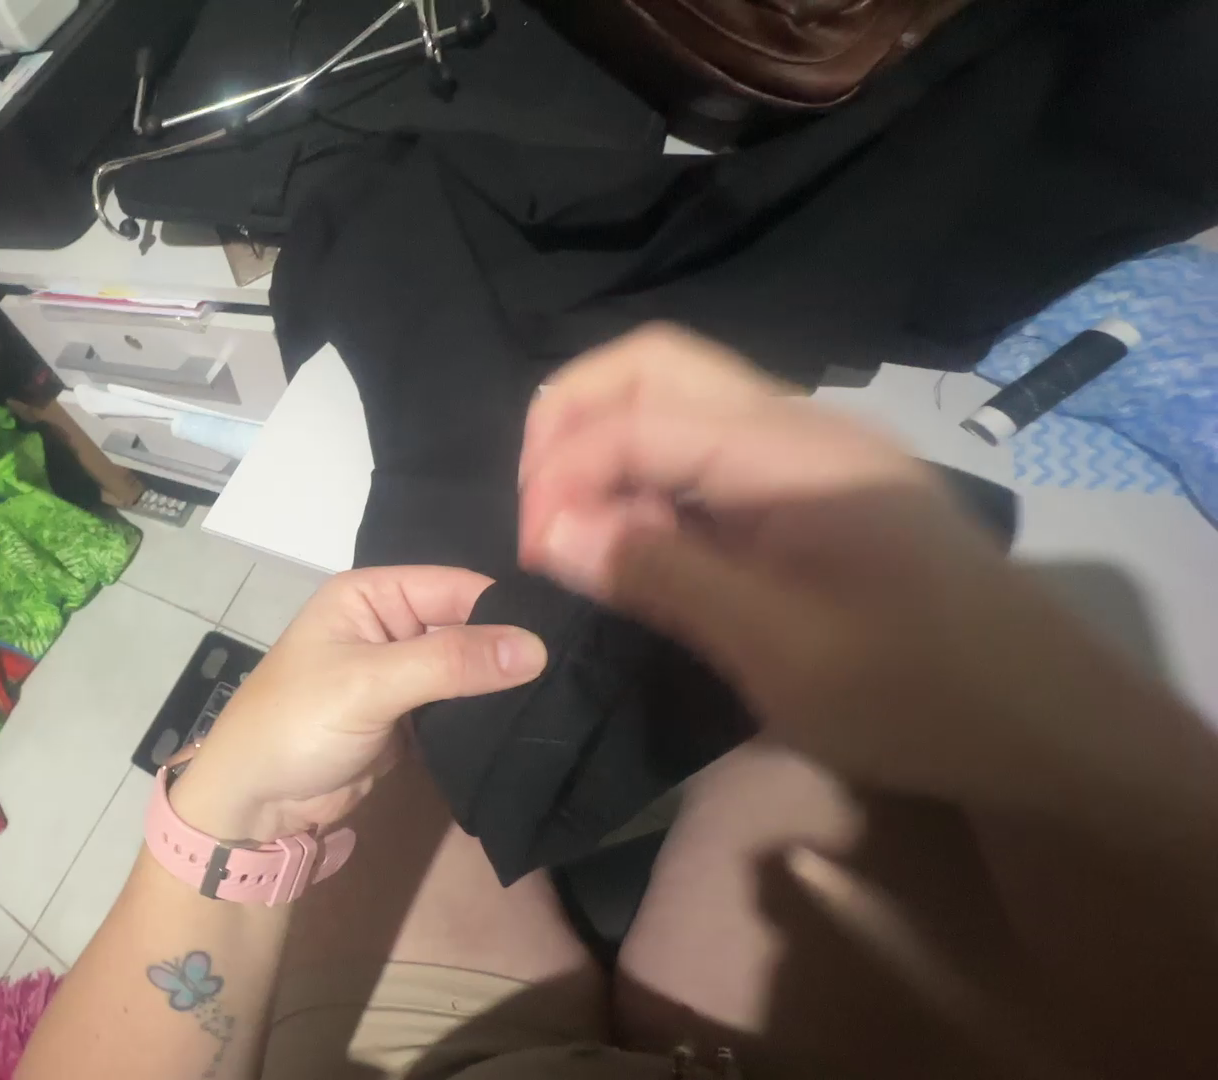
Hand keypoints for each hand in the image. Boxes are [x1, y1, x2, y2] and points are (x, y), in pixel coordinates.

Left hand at [170, 566, 546, 841]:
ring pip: (465, 666)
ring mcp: (400, 671)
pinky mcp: (408, 714)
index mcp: (371, 595)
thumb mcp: (370, 683)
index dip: (507, 607)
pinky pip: (457, 704)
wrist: (256, 800)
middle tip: (580, 672)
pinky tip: (528, 723)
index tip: (569, 637)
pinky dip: (484, 713)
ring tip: (566, 698)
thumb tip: (537, 647)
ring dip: (501, 683)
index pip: (455, 586)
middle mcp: (388, 623)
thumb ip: (450, 663)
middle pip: (465, 624)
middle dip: (509, 647)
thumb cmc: (298, 722)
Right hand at [514, 324, 1200, 818]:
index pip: (639, 417)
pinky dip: (631, 487)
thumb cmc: (919, 696)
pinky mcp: (783, 492)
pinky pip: (684, 459)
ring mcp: (789, 456)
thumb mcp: (777, 647)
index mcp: (795, 452)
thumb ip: (658, 575)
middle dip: (569, 422)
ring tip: (570, 530)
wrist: (1046, 736)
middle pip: (650, 368)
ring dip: (596, 452)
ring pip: (662, 404)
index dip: (563, 472)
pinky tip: (623, 545)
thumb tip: (547, 533)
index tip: (531, 550)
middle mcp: (790, 428)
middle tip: (537, 504)